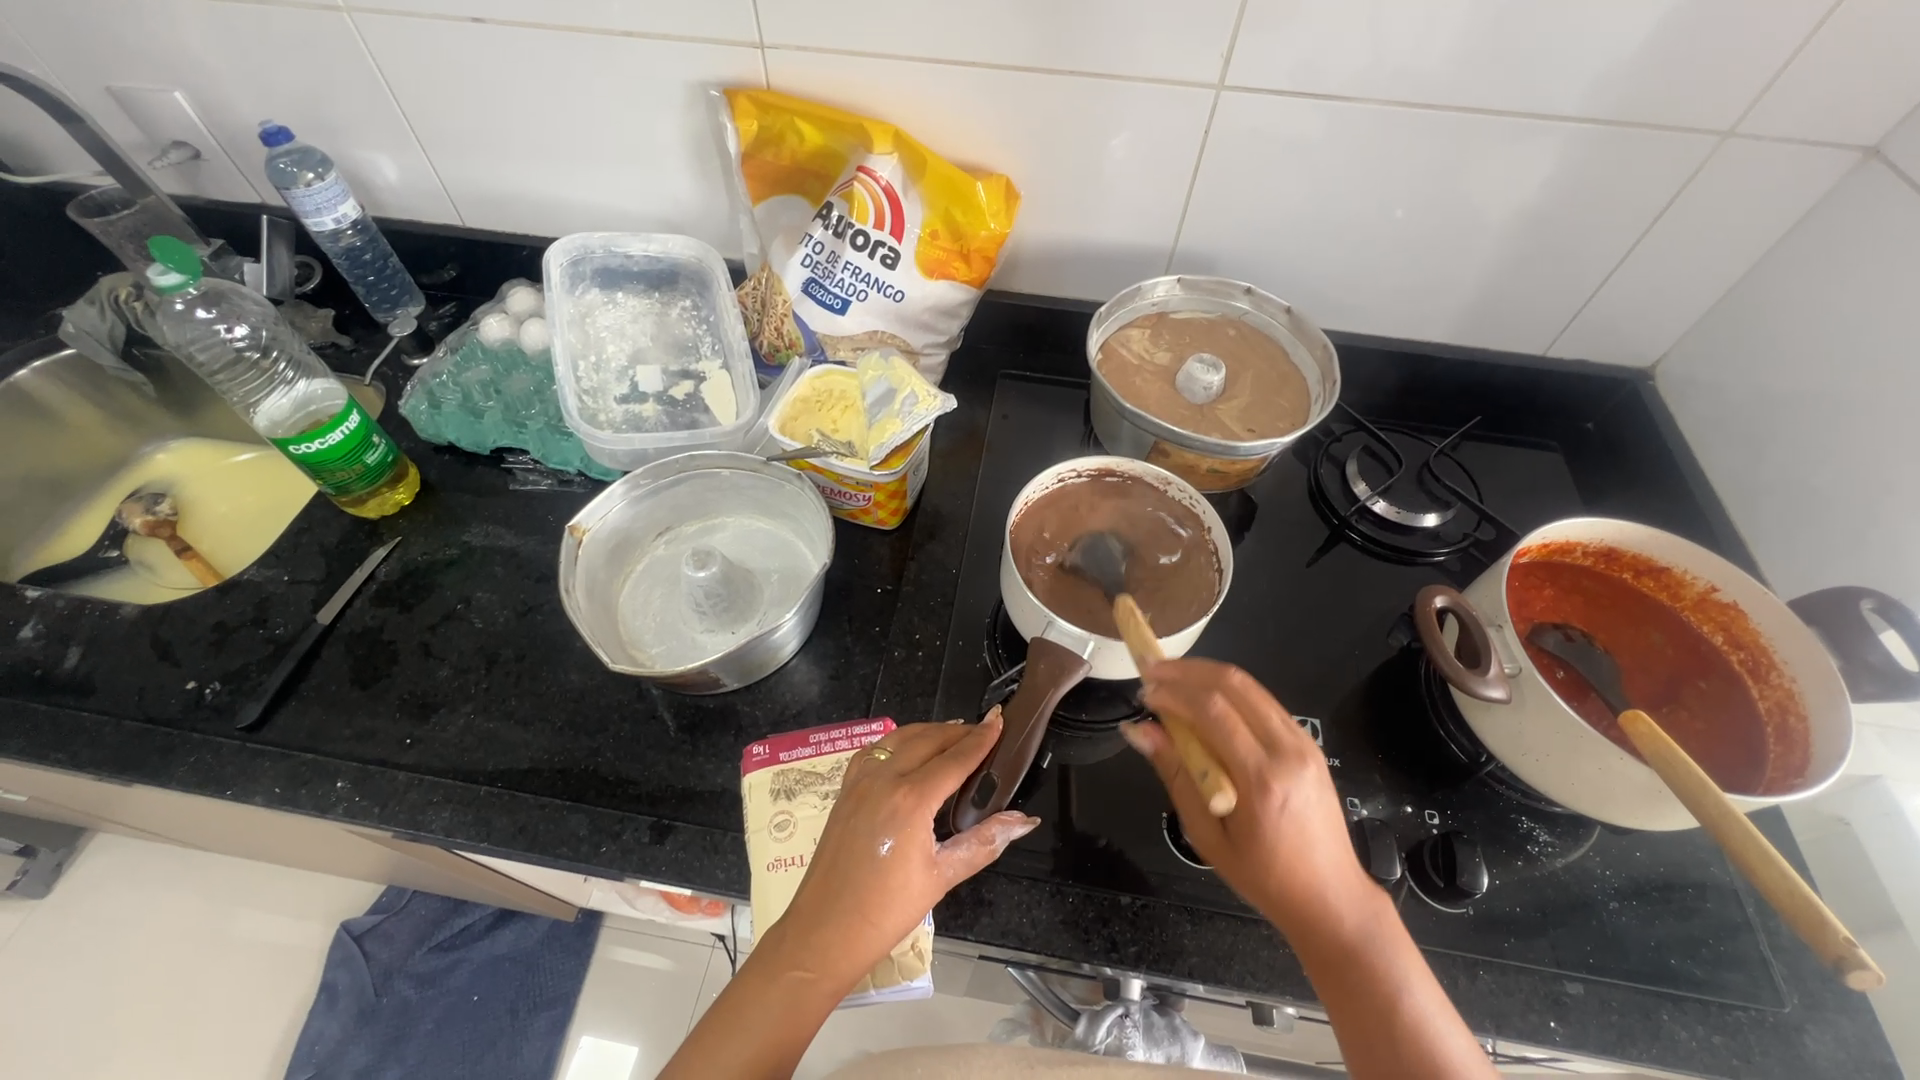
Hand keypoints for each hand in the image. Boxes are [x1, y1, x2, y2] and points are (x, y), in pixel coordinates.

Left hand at [767, 708, 1037, 986]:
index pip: (955, 759)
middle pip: (927, 740)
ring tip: (952, 734)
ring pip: (899, 739)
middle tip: (983, 731)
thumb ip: (984, 842)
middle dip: (958, 732)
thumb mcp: (942, 877)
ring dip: (928, 732)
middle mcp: (884, 779)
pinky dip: (898, 742)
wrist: (824, 932)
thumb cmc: (887, 911)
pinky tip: (908, 751)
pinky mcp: (844, 791)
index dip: (981, 739)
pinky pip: (875, 751)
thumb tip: (1025, 821)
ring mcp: (859, 782)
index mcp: (911, 799)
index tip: (1000, 719)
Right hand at [1123, 659, 1371, 934]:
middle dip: (1186, 671)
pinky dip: (1230, 691)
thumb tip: (1139, 730)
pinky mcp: (1309, 744)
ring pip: (1251, 687)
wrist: (1330, 896)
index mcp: (1262, 778)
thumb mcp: (1207, 835)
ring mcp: (1304, 743)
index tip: (1143, 691)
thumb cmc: (1263, 876)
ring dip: (1207, 675)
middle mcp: (1287, 750)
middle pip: (1233, 685)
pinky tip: (1204, 698)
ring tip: (1170, 678)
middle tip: (1151, 671)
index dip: (1173, 692)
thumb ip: (1176, 775)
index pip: (1212, 711)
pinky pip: (1264, 703)